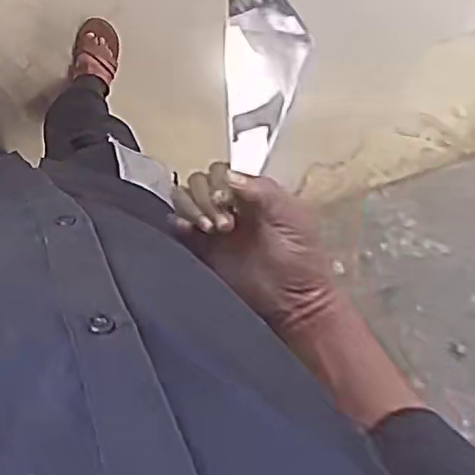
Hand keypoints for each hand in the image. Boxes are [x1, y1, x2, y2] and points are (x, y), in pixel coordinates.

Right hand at [172, 162, 338, 334]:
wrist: (292, 304)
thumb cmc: (300, 261)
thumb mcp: (291, 219)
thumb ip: (262, 191)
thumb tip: (228, 174)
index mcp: (249, 193)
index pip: (220, 171)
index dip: (218, 180)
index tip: (226, 198)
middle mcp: (227, 204)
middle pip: (197, 181)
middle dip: (205, 199)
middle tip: (225, 224)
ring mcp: (210, 223)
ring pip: (182, 197)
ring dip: (191, 208)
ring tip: (210, 230)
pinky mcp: (197, 243)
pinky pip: (175, 221)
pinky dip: (177, 222)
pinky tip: (189, 231)